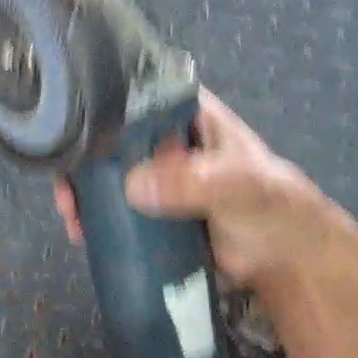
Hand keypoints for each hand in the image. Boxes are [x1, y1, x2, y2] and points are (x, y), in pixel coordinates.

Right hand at [52, 90, 357, 302]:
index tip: (68, 128)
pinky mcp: (148, 210)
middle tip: (65, 187)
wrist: (291, 264)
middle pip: (106, 136)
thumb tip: (133, 187)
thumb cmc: (273, 207)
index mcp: (185, 113)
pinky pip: (111, 207)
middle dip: (79, 159)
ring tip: (72, 217)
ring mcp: (153, 175)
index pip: (132, 94)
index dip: (96, 105)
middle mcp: (163, 138)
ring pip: (103, 173)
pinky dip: (91, 217)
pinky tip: (82, 234)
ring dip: (80, 192)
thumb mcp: (238, 185)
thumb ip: (193, 181)